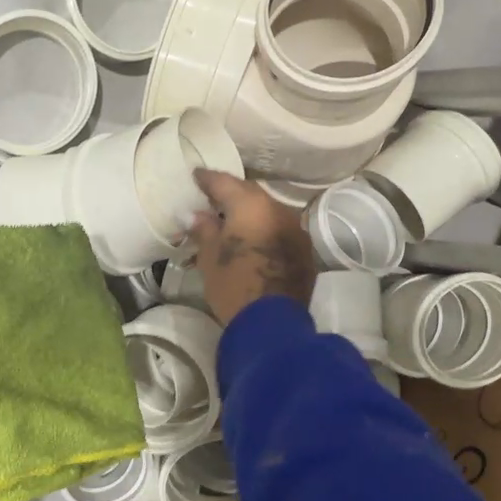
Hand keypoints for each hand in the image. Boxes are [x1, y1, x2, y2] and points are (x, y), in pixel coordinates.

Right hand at [189, 170, 316, 324]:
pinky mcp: (304, 251)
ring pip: (268, 213)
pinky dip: (265, 232)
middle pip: (250, 194)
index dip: (208, 179)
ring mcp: (296, 230)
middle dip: (231, 195)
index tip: (196, 176)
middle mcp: (278, 210)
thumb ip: (205, 230)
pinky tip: (253, 244)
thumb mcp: (210, 258)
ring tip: (232, 224)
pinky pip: (280, 232)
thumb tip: (198, 215)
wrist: (272, 324)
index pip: (225, 182)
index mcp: (251, 206)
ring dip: (250, 215)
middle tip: (212, 200)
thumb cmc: (233, 287)